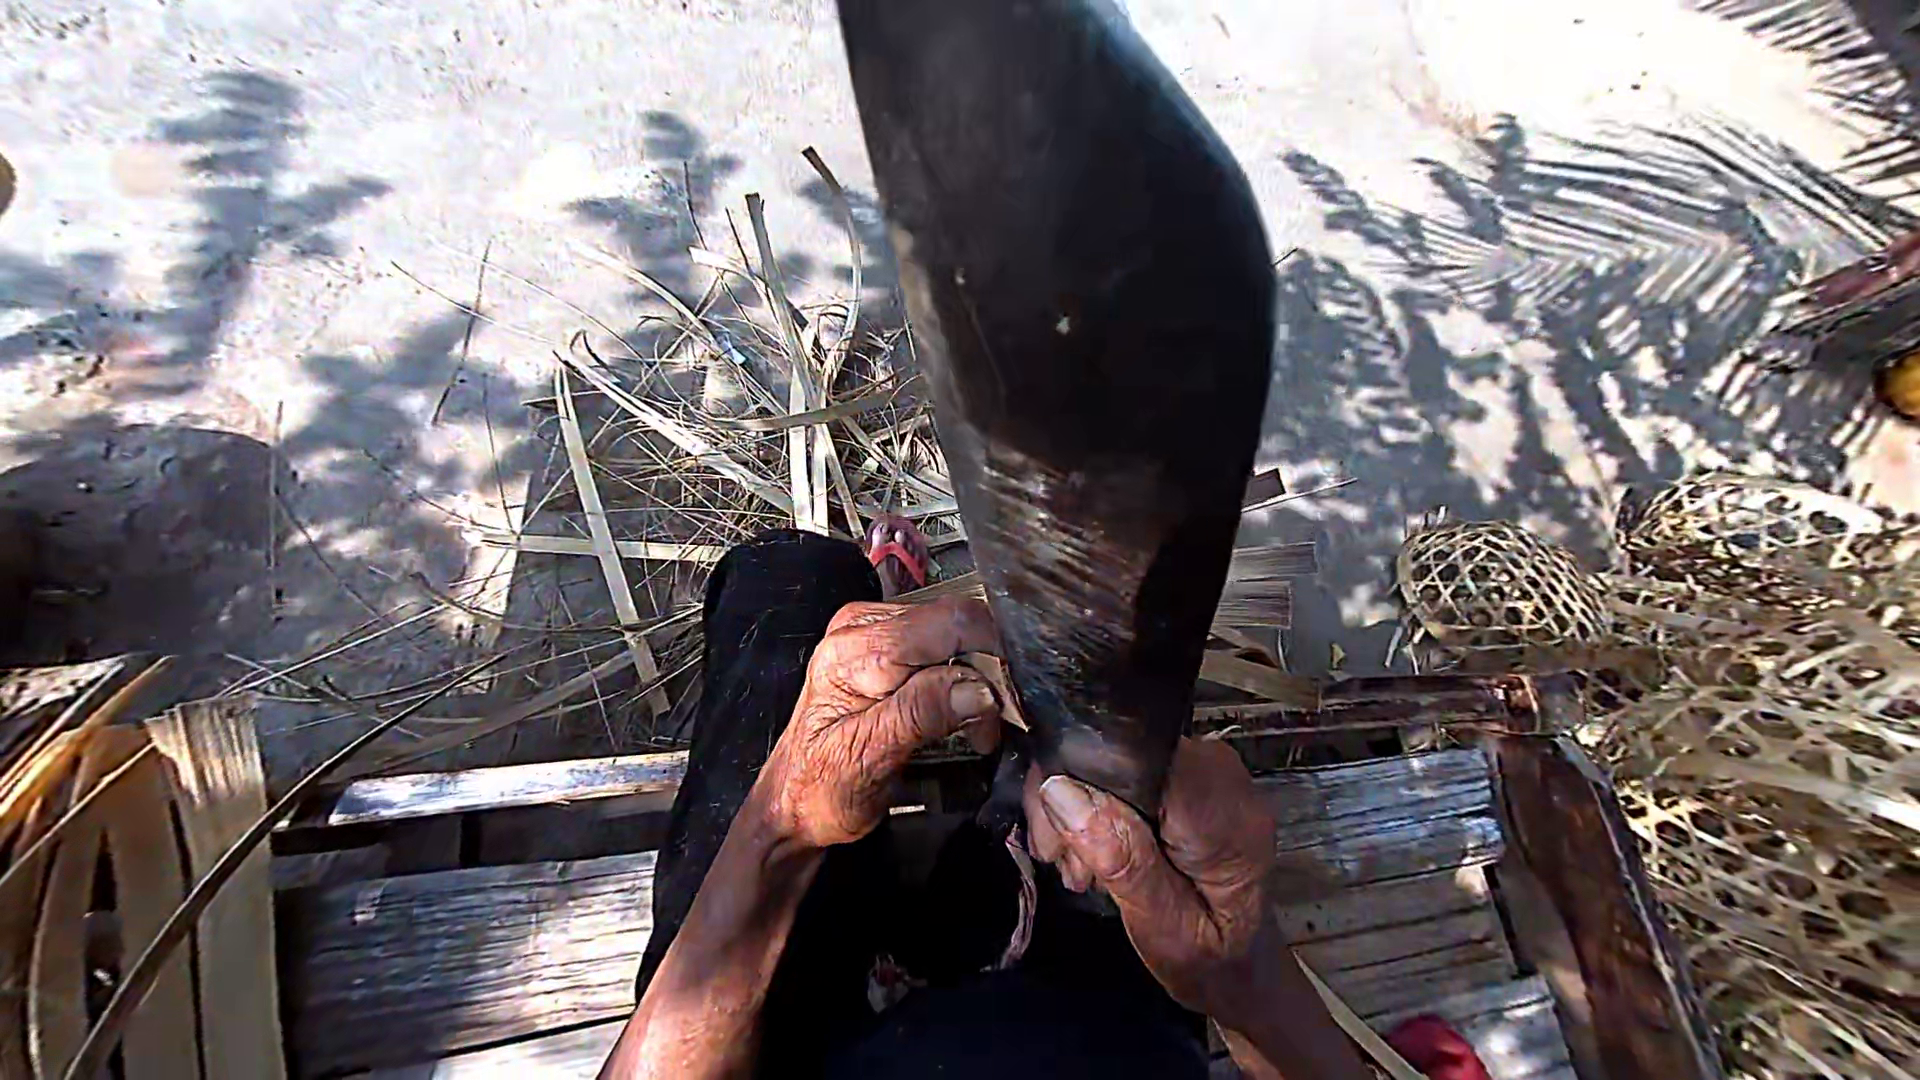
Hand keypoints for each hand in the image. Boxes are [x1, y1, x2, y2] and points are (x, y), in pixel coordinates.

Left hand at [758, 595, 1002, 848]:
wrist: (794, 799)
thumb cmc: (821, 788)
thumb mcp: (868, 760)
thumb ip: (919, 715)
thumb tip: (977, 688)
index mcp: (853, 649)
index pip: (947, 624)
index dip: (989, 658)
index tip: (1004, 704)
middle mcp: (862, 625)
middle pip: (956, 620)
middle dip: (986, 669)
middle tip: (988, 724)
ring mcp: (876, 628)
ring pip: (956, 629)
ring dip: (978, 675)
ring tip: (973, 724)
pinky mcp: (889, 639)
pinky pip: (945, 640)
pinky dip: (964, 673)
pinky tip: (958, 707)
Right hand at [1024, 737, 1276, 1026]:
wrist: (1237, 959)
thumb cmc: (1210, 957)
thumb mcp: (1166, 933)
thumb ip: (1122, 863)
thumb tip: (1064, 793)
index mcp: (1225, 817)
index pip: (1136, 761)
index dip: (1088, 785)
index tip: (1067, 837)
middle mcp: (1219, 774)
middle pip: (1117, 751)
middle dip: (1074, 797)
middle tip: (1069, 859)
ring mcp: (1200, 763)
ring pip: (1109, 751)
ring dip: (1077, 798)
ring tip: (1082, 859)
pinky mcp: (1178, 763)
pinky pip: (1119, 759)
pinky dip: (1093, 793)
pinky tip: (1094, 838)